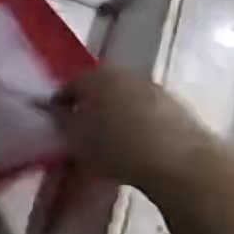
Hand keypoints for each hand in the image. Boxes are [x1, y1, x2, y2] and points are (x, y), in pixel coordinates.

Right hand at [50, 66, 214, 189]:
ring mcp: (151, 86)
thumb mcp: (77, 139)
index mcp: (95, 76)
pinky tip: (134, 144)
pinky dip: (135, 122)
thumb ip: (61, 122)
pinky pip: (143, 110)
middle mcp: (124, 73)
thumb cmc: (117, 148)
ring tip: (108, 141)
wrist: (177, 160)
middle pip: (98, 88)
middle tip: (81, 132)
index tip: (56, 126)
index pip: (68, 86)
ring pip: (122, 97)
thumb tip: (56, 112)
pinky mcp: (173, 104)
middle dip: (88, 107)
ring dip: (113, 114)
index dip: (59, 106)